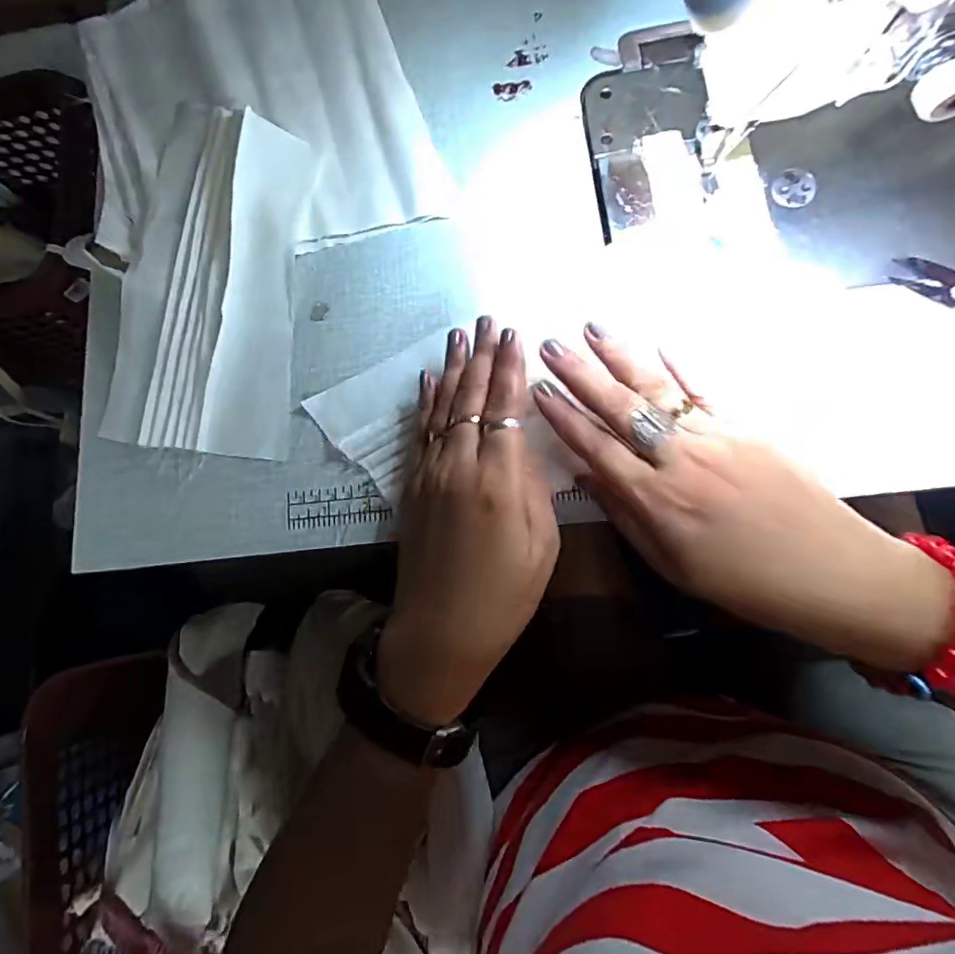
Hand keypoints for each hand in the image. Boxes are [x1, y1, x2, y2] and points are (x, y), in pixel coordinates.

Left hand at [378, 317, 558, 726]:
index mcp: (499, 480)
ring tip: (458, 334)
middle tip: (486, 320)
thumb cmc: (505, 596)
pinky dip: (426, 402)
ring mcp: (430, 474)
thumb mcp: (541, 545)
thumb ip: (534, 488)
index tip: (515, 336)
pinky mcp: (413, 487)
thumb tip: (524, 448)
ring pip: (442, 408)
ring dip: (453, 369)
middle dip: (482, 356)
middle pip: (470, 399)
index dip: (510, 370)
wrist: (440, 633)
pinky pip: (419, 433)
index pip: (505, 408)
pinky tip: (430, 379)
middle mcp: (460, 466)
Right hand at [532, 325, 954, 671]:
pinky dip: (681, 364)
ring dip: (622, 356)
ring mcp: (713, 436)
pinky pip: (705, 390)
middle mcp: (678, 459)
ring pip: (658, 389)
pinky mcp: (745, 426)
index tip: (538, 389)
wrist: (825, 568)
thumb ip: (628, 518)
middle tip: (550, 344)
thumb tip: (589, 478)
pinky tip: (659, 342)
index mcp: (655, 500)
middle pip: (620, 409)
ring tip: (593, 328)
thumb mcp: (673, 565)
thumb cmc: (742, 581)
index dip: (564, 417)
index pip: (597, 447)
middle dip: (580, 374)